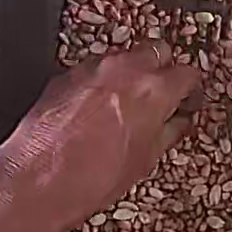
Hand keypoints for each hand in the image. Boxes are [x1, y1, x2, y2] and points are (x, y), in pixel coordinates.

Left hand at [0, 40, 201, 231]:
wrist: (40, 179)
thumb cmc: (89, 176)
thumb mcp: (144, 160)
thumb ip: (168, 132)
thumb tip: (177, 124)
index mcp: (154, 90)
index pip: (189, 73)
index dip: (191, 89)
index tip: (188, 100)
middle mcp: (125, 69)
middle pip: (159, 51)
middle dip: (164, 71)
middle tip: (163, 97)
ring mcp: (94, 68)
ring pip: (125, 57)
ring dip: (133, 75)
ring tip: (129, 107)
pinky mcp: (68, 74)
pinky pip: (96, 68)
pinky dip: (103, 82)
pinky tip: (100, 109)